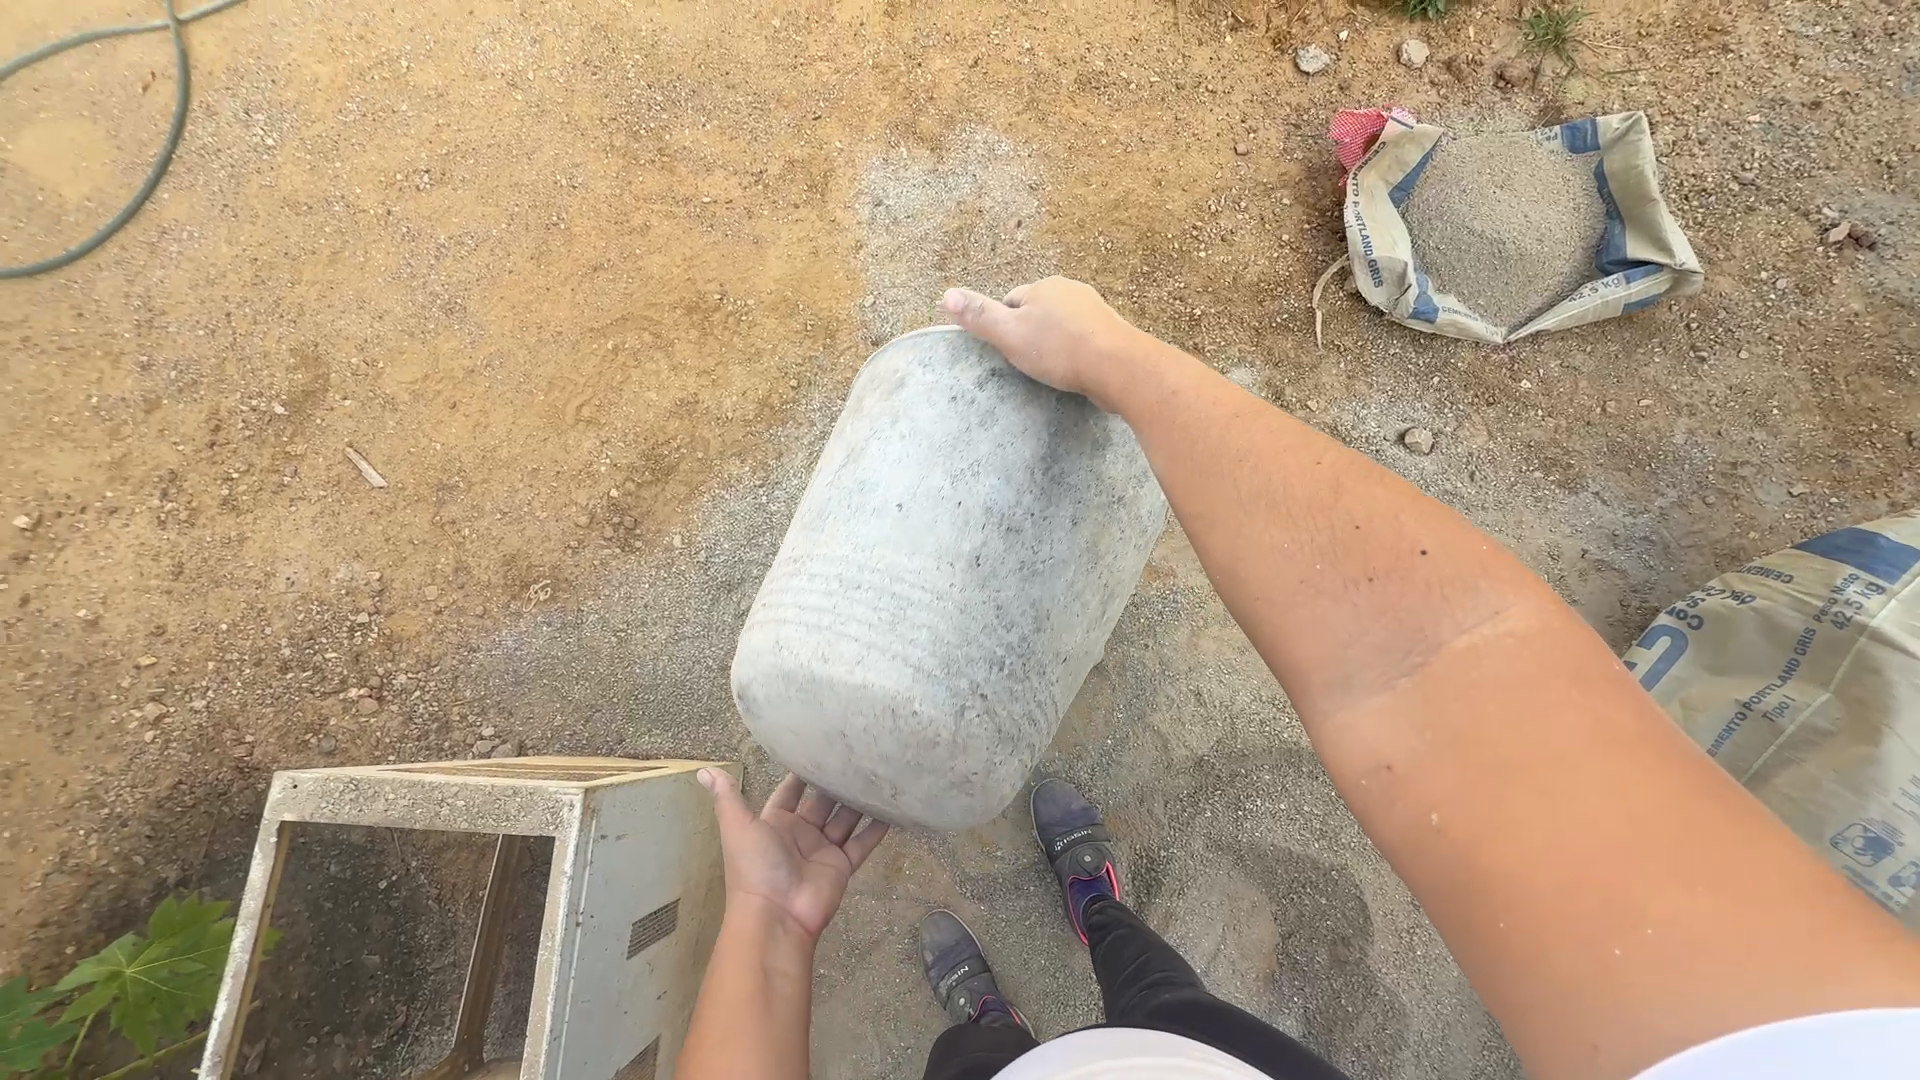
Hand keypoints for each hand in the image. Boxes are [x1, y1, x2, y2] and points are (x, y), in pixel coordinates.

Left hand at [698, 769, 890, 940]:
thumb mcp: (738, 827)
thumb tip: (703, 771)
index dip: (802, 772)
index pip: (790, 791)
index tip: (820, 747)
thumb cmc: (755, 868)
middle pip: (822, 802)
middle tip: (857, 755)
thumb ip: (727, 798)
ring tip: (877, 773)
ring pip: (845, 819)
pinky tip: (892, 809)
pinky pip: (862, 843)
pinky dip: (876, 828)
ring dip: (858, 800)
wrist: (775, 916)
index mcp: (774, 823)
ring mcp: (822, 850)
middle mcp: (799, 834)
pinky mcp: (841, 866)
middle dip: (836, 782)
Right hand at [942, 277, 1145, 410]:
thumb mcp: (1009, 334)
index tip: (1006, 349)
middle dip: (1031, 333)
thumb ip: (979, 316)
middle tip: (1028, 363)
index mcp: (1043, 286)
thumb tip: (946, 294)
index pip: (1011, 301)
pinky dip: (1075, 353)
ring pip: (1062, 325)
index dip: (1004, 325)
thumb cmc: (1059, 350)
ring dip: (1055, 344)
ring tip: (1052, 369)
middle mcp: (1070, 290)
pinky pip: (1083, 339)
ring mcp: (1094, 310)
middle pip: (1038, 312)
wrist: (1117, 366)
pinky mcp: (1110, 332)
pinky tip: (1074, 371)